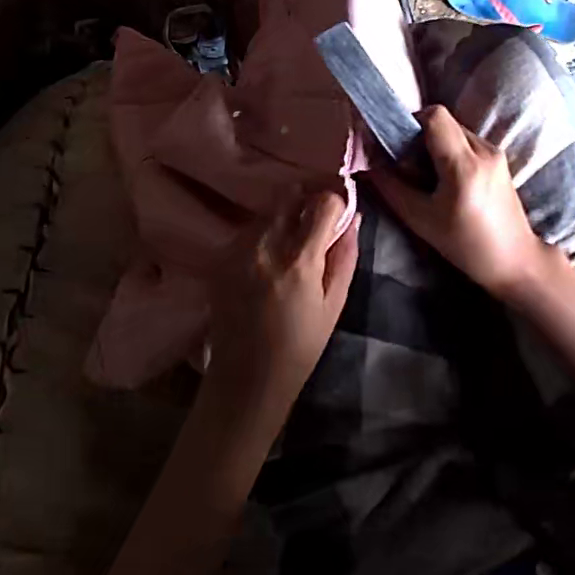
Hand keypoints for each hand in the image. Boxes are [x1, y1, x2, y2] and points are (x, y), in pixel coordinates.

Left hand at [205, 187, 359, 413]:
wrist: (245, 379)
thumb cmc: (300, 348)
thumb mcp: (334, 305)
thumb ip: (345, 255)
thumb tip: (354, 216)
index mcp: (299, 261)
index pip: (323, 202)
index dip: (335, 203)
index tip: (339, 216)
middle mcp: (265, 246)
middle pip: (290, 194)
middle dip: (308, 200)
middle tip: (316, 223)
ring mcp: (237, 250)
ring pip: (268, 210)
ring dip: (285, 216)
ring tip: (292, 245)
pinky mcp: (220, 258)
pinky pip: (248, 229)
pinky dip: (264, 233)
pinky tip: (268, 261)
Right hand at [367, 106, 557, 300]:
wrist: (515, 260)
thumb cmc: (466, 246)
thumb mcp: (420, 219)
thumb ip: (390, 187)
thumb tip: (366, 163)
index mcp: (464, 165)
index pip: (434, 116)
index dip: (409, 123)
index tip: (396, 147)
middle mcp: (483, 150)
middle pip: (443, 120)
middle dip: (419, 137)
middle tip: (408, 167)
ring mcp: (495, 152)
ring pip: (454, 130)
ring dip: (435, 145)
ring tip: (428, 178)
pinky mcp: (499, 158)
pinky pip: (466, 141)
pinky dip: (450, 152)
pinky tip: (447, 181)